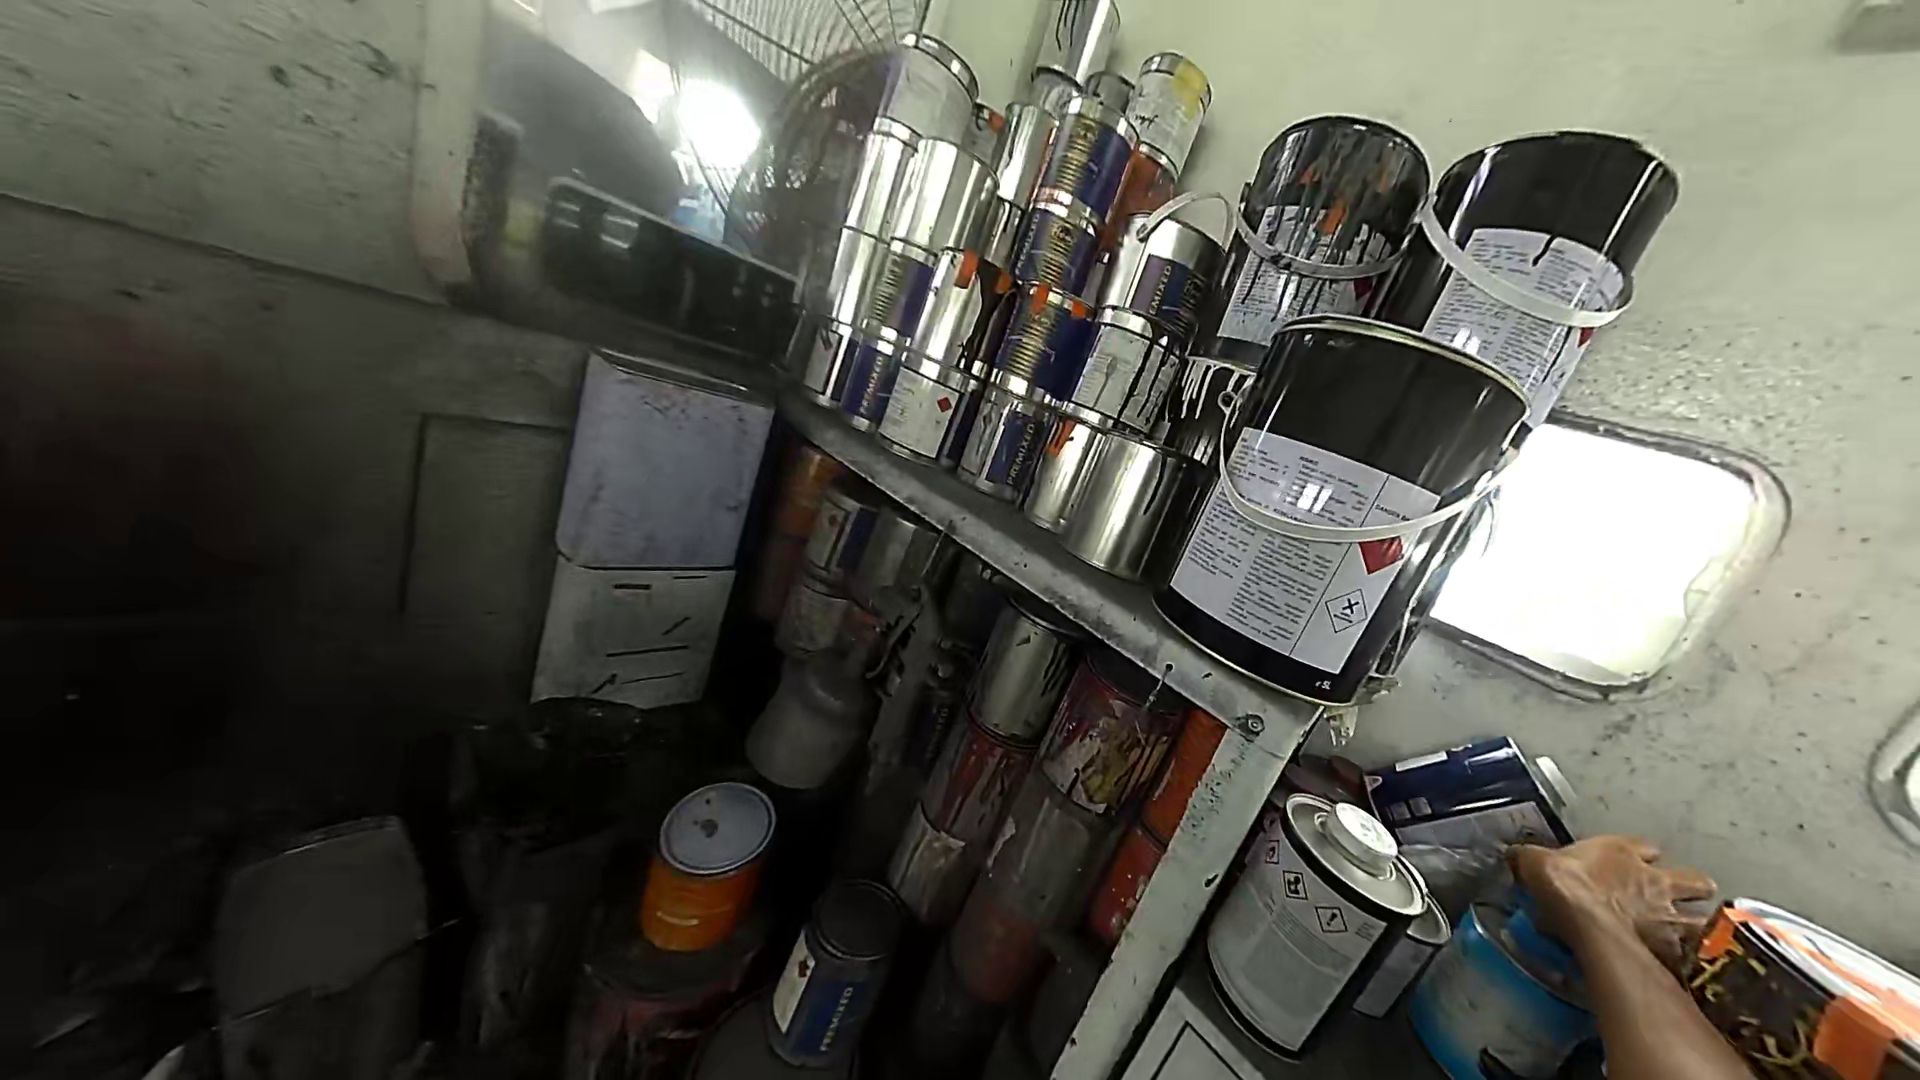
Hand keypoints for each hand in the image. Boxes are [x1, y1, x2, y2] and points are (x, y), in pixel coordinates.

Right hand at [1509, 836, 1716, 973]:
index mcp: (1620, 851)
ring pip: (1706, 916)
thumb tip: (1515, 858)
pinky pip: (1695, 952)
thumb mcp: (1532, 860)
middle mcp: (1654, 879)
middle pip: (1694, 879)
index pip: (1644, 846)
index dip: (1640, 853)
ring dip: (1698, 924)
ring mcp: (1672, 914)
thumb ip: (1531, 858)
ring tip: (1686, 933)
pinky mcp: (1680, 948)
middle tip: (1671, 897)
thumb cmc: (1560, 882)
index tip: (1630, 860)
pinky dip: (1691, 957)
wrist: (1586, 922)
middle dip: (1690, 888)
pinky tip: (1682, 962)